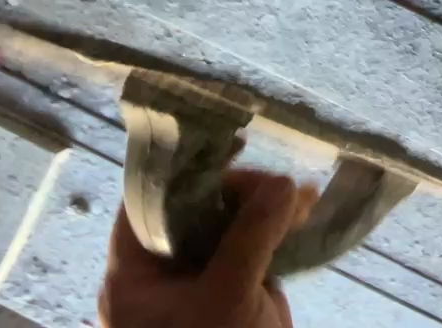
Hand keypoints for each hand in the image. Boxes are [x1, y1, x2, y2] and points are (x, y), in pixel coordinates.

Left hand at [99, 171, 317, 327]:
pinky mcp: (235, 282)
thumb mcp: (227, 298)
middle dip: (244, 188)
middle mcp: (162, 271)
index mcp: (134, 277)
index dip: (182, 169)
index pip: (146, 205)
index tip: (229, 141)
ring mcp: (201, 276)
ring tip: (305, 200)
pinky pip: (255, 236)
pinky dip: (281, 220)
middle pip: (198, 204)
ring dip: (269, 201)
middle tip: (282, 189)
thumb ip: (251, 235)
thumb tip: (284, 182)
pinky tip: (307, 209)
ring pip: (232, 217)